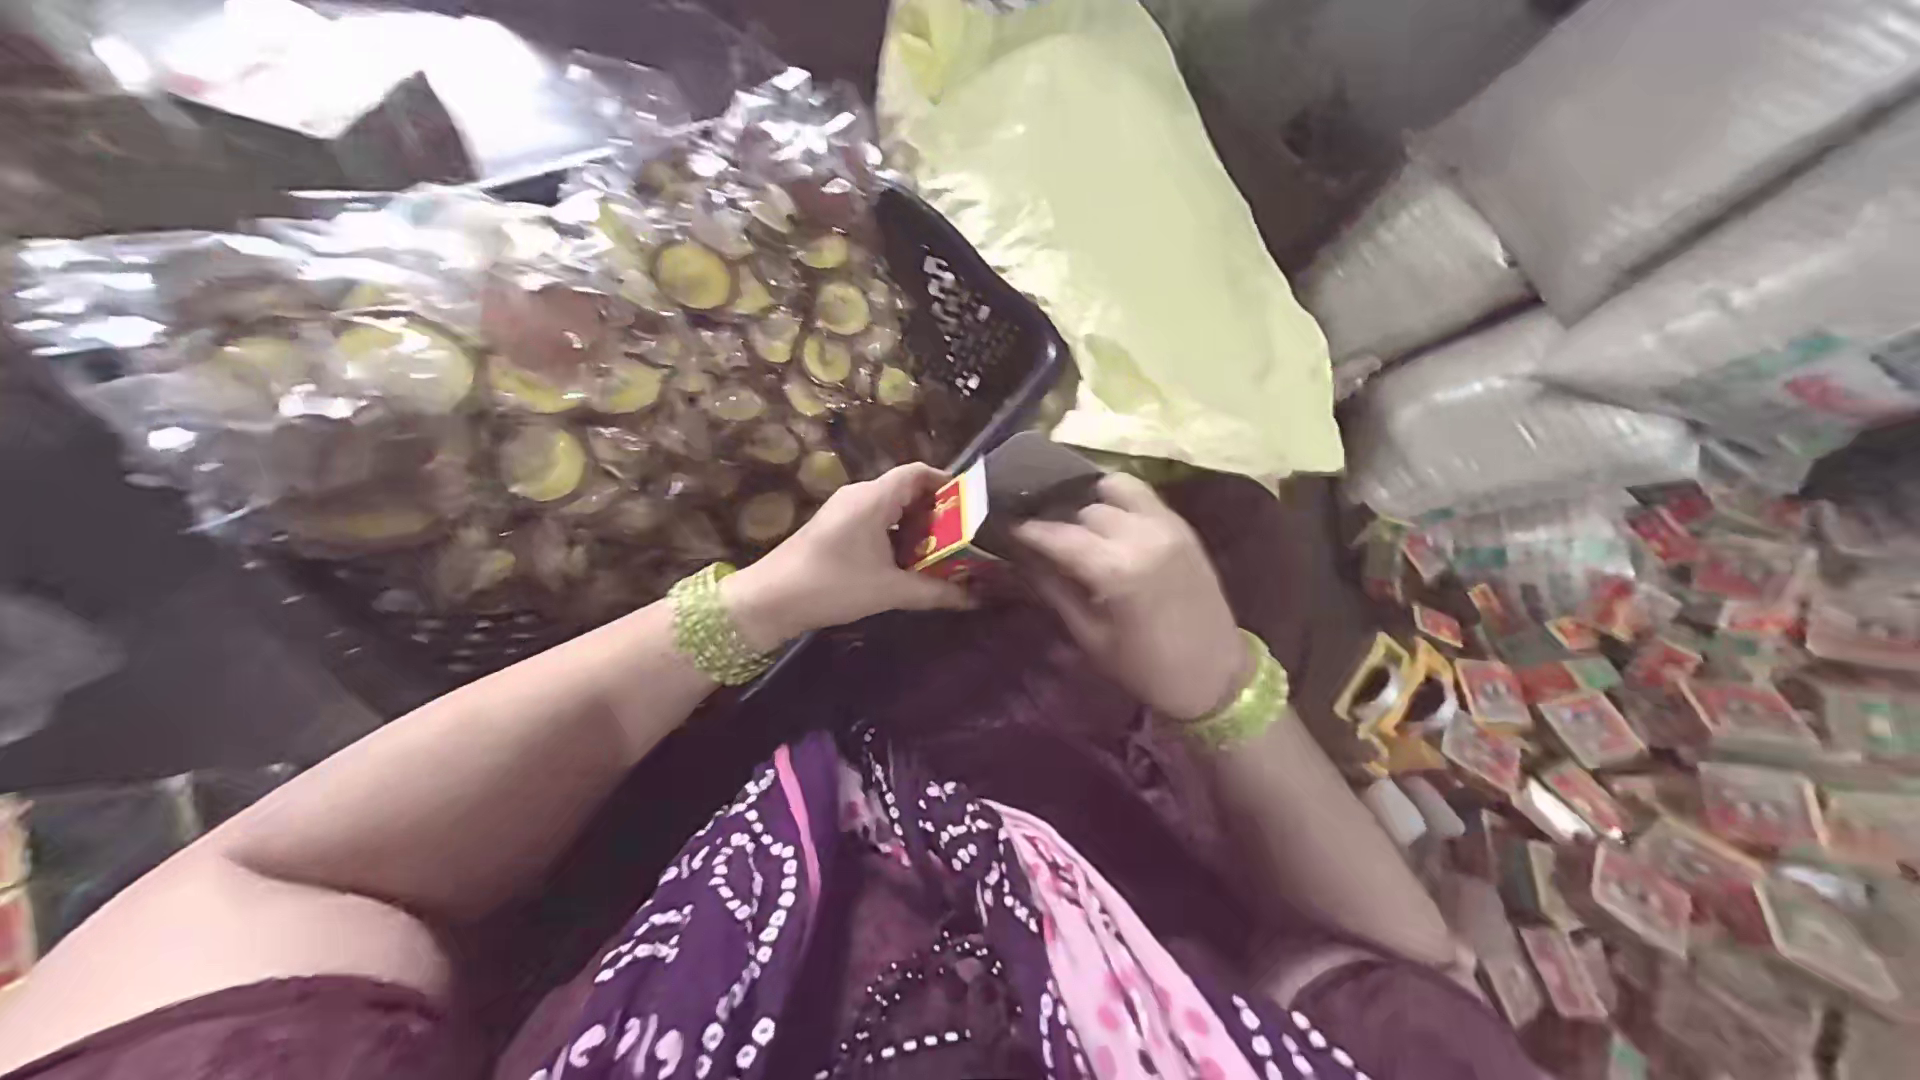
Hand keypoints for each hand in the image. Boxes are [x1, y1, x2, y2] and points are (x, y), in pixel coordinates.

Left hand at [724, 463, 971, 649]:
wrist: (769, 600)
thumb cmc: (831, 585)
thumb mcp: (889, 590)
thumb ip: (935, 592)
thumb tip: (973, 598)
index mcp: (873, 498)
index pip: (918, 473)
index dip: (947, 484)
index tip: (971, 507)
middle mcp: (860, 496)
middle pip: (907, 491)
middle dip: (937, 513)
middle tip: (963, 537)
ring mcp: (844, 512)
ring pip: (891, 509)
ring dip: (916, 529)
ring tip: (941, 554)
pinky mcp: (835, 529)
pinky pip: (876, 522)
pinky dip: (897, 537)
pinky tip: (908, 564)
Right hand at [1014, 474, 1246, 719]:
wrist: (1215, 675)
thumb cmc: (1146, 667)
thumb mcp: (1090, 635)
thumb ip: (1054, 589)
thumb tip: (1023, 559)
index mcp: (1117, 569)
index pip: (1058, 535)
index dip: (1028, 531)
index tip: (1008, 529)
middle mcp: (1142, 536)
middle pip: (1084, 510)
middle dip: (1060, 522)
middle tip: (1043, 539)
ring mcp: (1167, 525)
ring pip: (1114, 490)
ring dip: (1090, 505)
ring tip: (1076, 525)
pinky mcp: (1182, 526)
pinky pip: (1143, 495)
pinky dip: (1119, 500)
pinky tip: (1106, 521)